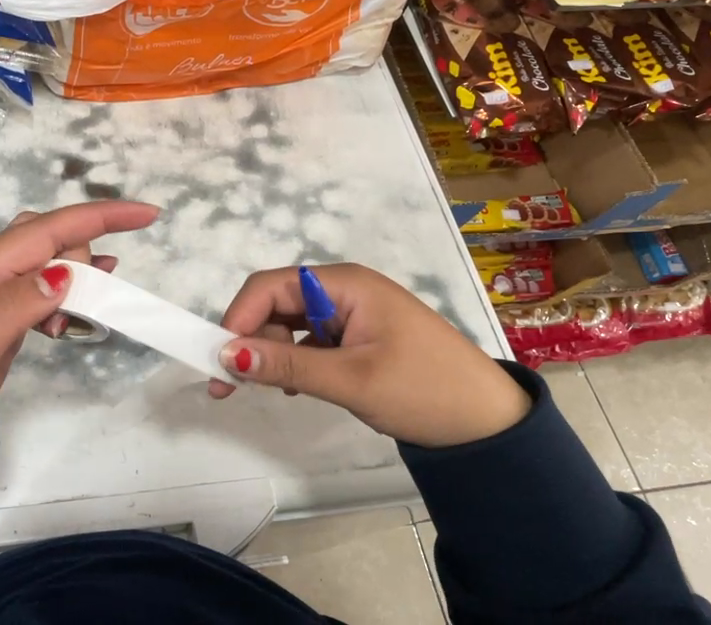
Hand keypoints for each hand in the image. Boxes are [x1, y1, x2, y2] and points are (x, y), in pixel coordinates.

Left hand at [0, 200, 160, 451]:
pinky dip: (67, 292)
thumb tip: (62, 270)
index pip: (44, 230)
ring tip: (98, 303)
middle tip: (92, 304)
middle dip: (84, 248)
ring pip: (45, 262)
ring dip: (78, 271)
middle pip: (46, 236)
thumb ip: (10, 308)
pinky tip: (81, 305)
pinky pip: (39, 291)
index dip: (97, 217)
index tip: (147, 214)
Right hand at [208, 263, 531, 447]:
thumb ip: (286, 365)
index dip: (239, 316)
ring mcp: (353, 314)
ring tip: (258, 388)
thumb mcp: (351, 379)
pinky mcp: (360, 339)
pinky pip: (311, 340)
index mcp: (345, 284)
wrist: (491, 426)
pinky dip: (293, 360)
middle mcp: (344, 290)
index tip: (218, 358)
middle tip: (228, 384)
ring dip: (270, 351)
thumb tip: (226, 355)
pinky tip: (289, 387)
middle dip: (250, 337)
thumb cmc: (424, 390)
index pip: (272, 285)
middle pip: (278, 301)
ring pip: (291, 323)